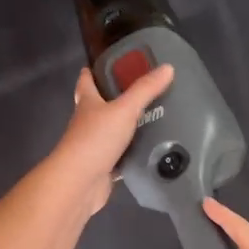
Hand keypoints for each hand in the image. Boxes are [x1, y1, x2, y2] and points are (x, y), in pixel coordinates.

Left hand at [44, 65, 173, 217]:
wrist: (80, 183)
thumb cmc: (96, 139)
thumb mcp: (124, 109)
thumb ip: (145, 90)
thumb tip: (168, 67)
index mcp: (88, 103)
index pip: (86, 81)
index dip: (92, 71)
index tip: (105, 65)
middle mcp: (88, 122)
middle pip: (100, 106)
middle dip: (116, 98)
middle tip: (142, 91)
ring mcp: (95, 146)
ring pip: (113, 132)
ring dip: (128, 126)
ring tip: (155, 118)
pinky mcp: (104, 167)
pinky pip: (122, 156)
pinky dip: (134, 153)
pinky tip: (151, 151)